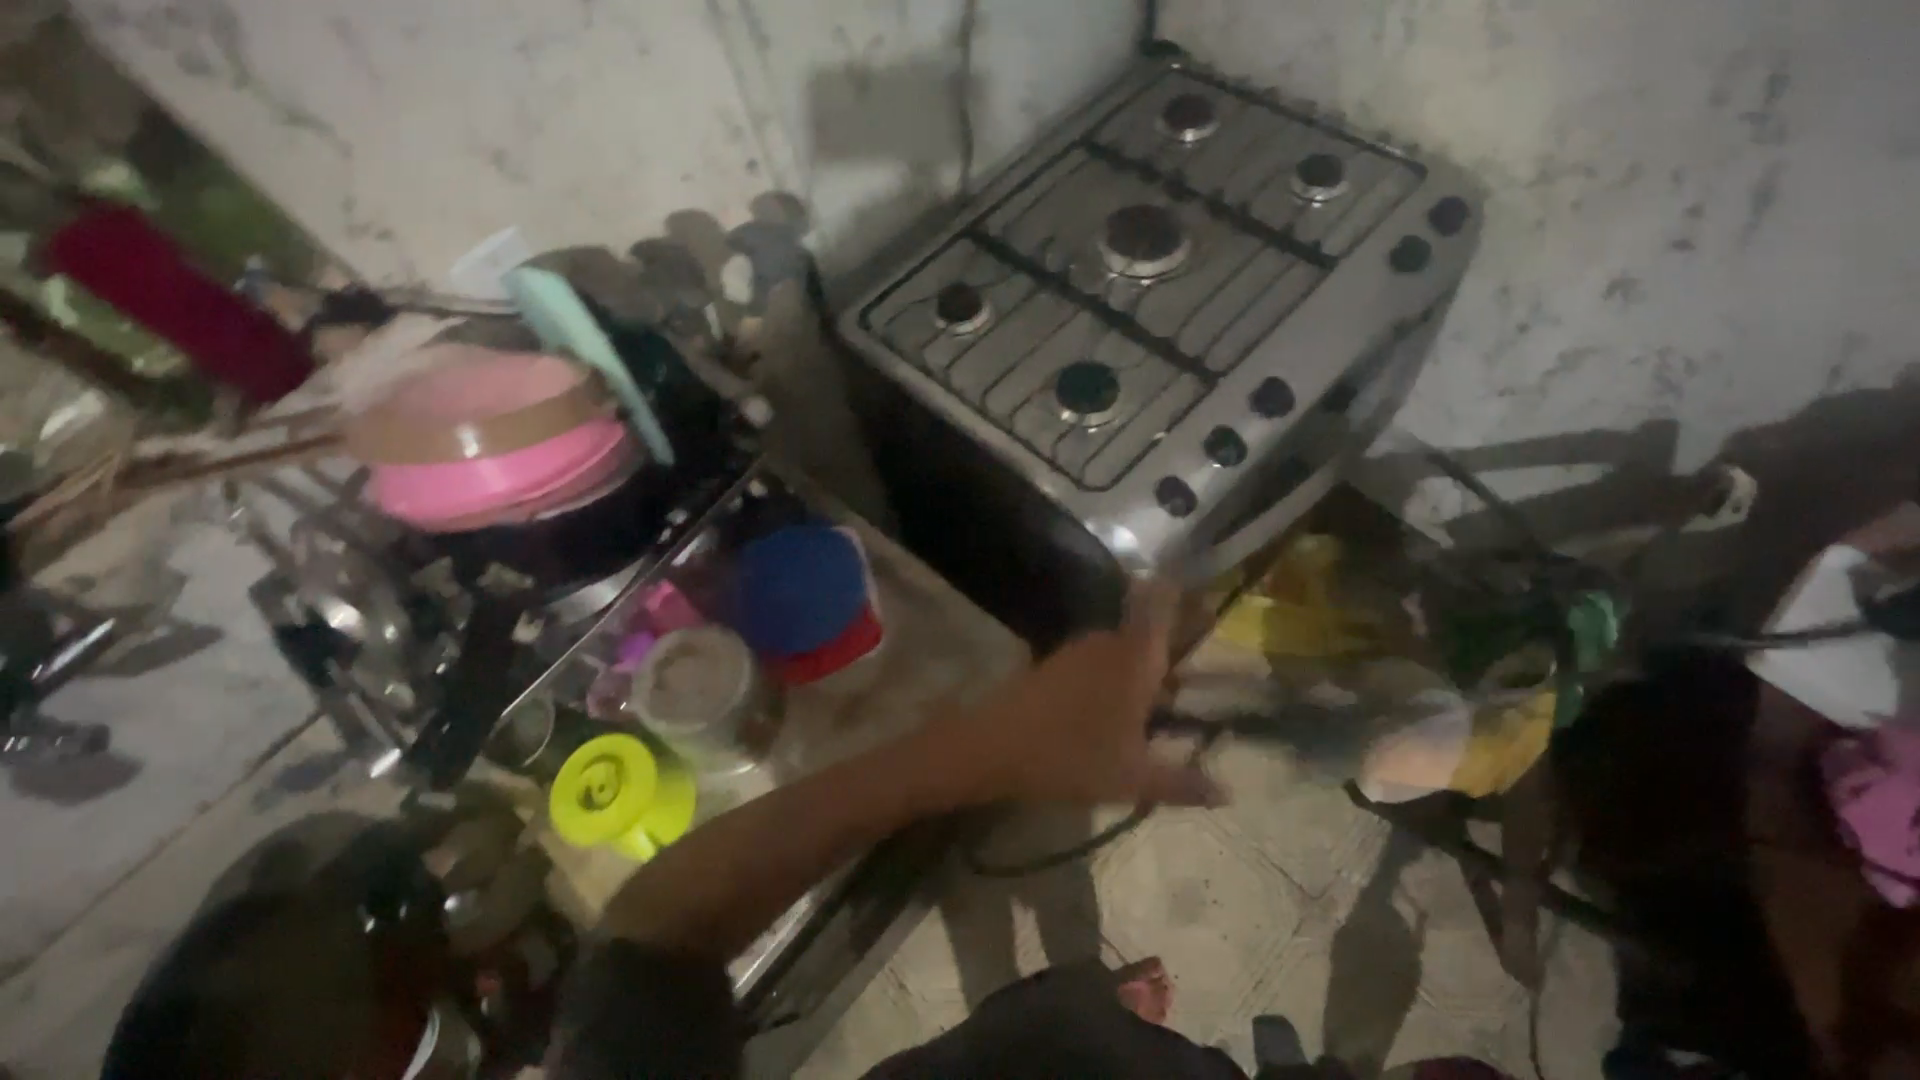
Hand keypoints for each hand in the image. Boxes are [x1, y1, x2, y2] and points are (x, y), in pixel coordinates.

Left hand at [921, 580, 1224, 807]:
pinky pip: (1098, 662)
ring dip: (1141, 671)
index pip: (1164, 601)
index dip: (1187, 595)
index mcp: (1136, 656)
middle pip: (1148, 631)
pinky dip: (1113, 679)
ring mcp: (1077, 650)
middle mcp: (1109, 641)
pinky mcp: (1054, 664)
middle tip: (1194, 689)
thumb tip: (1227, 794)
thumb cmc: (1072, 757)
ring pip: (1122, 649)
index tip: (1209, 605)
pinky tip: (1114, 716)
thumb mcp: (1133, 778)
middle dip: (1172, 654)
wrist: (992, 748)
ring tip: (1158, 711)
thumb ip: (1183, 783)